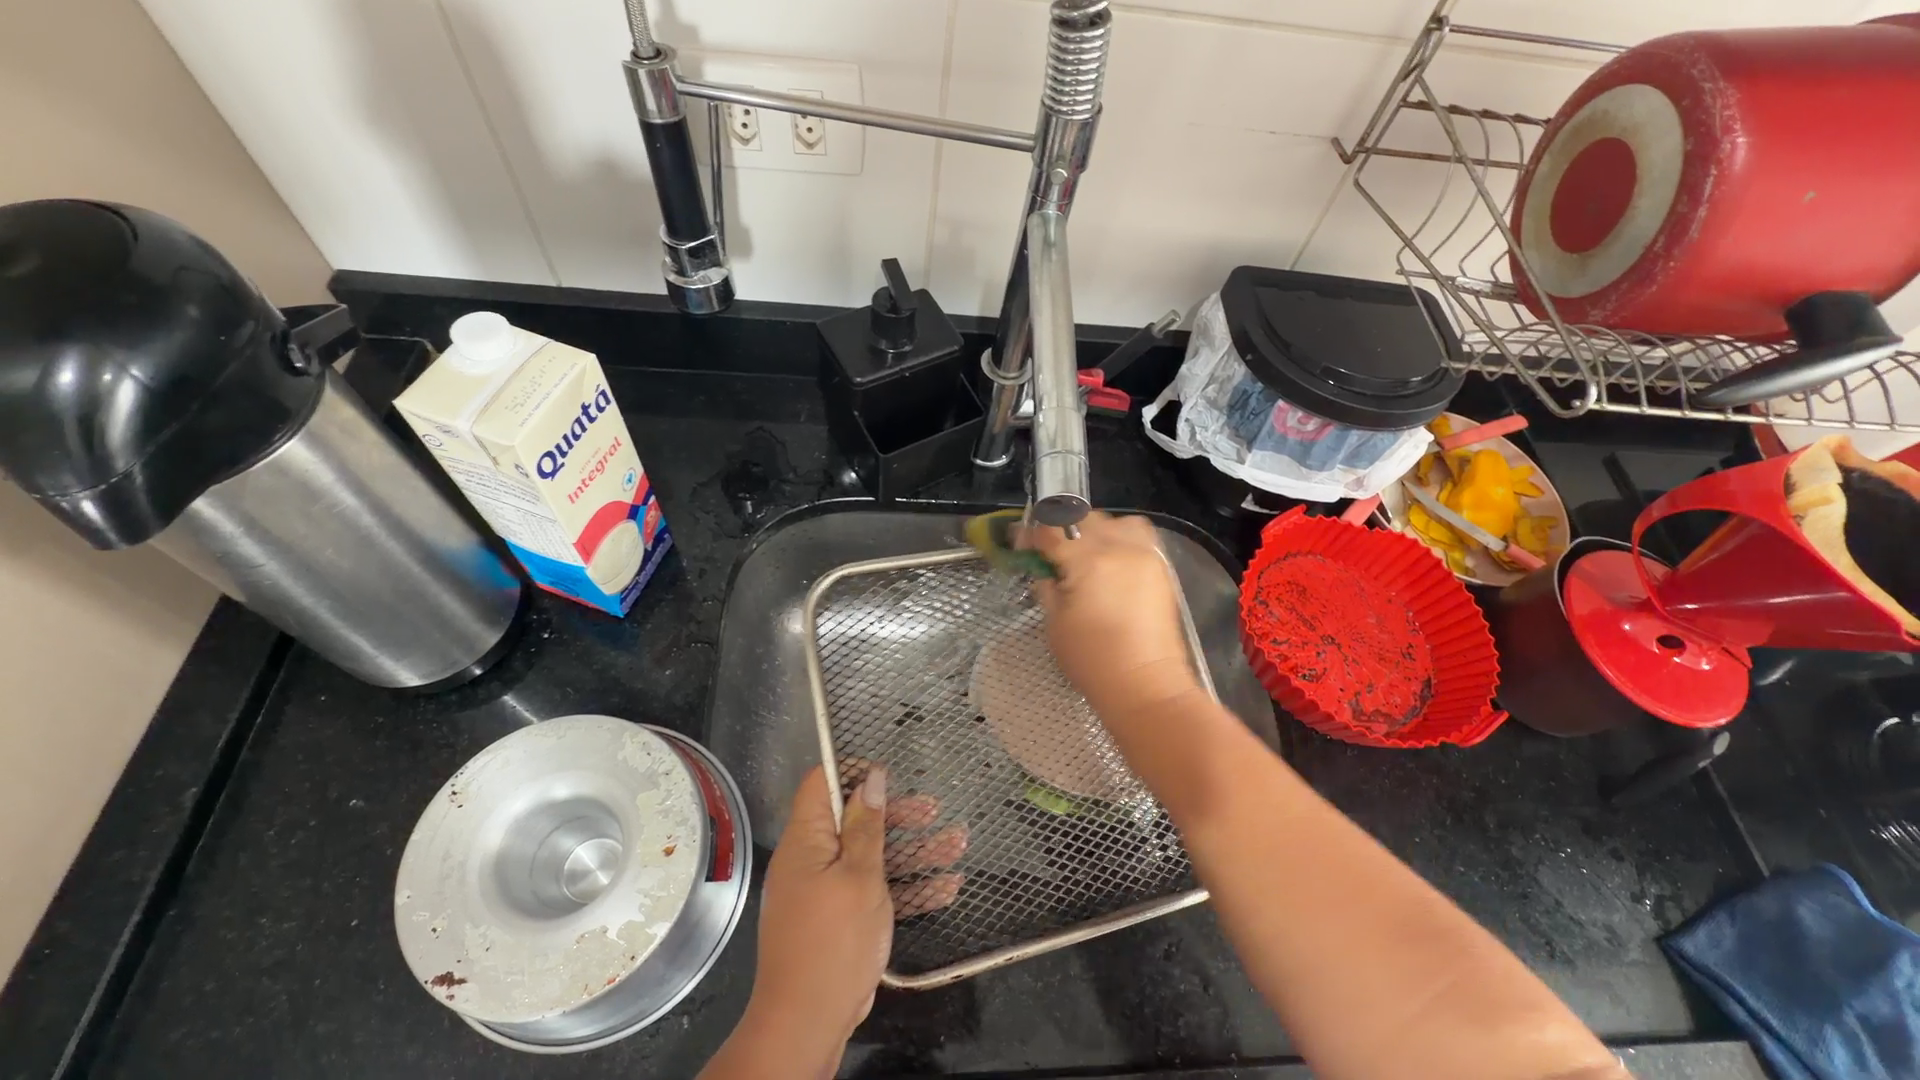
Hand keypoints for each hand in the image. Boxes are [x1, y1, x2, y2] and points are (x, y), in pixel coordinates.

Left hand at [705, 764, 963, 1078]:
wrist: (807, 1020)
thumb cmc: (834, 940)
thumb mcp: (859, 876)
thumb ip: (867, 826)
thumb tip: (870, 777)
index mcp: (806, 840)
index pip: (821, 785)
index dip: (852, 772)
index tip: (888, 773)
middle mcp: (811, 860)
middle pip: (855, 821)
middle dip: (897, 815)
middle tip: (934, 810)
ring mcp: (825, 892)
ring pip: (872, 859)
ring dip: (914, 853)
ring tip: (957, 845)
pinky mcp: (839, 920)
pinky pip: (874, 892)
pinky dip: (906, 889)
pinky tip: (946, 888)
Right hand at [1023, 512, 1203, 721]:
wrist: (1145, 686)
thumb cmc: (1092, 661)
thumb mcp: (1054, 624)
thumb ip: (1047, 586)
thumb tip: (1043, 568)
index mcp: (1087, 561)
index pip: (1050, 530)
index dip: (1029, 533)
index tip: (1018, 541)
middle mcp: (1119, 548)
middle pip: (1082, 518)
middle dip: (1060, 528)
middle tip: (1047, 551)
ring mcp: (1144, 555)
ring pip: (1114, 521)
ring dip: (1093, 530)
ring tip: (1083, 553)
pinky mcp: (1159, 567)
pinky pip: (1137, 536)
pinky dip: (1118, 539)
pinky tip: (1107, 562)